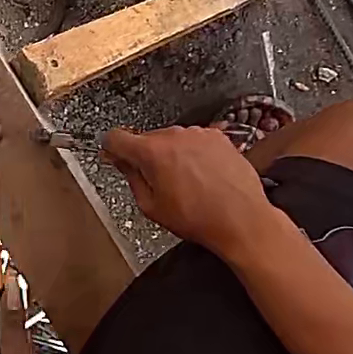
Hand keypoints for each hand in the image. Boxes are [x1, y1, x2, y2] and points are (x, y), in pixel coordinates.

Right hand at [102, 126, 281, 256]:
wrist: (241, 219)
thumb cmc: (199, 218)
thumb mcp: (150, 206)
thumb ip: (130, 177)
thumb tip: (121, 162)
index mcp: (151, 152)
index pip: (116, 137)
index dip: (111, 149)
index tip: (114, 157)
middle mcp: (174, 136)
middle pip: (145, 139)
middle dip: (144, 157)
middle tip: (154, 182)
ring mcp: (198, 134)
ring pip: (170, 140)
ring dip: (170, 155)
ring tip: (183, 183)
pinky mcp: (217, 137)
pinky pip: (193, 141)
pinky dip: (192, 154)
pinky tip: (200, 176)